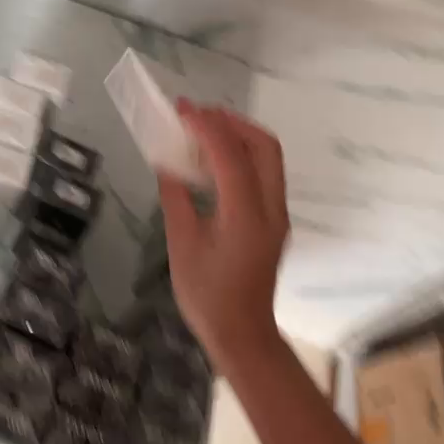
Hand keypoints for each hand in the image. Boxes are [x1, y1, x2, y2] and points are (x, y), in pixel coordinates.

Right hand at [156, 101, 289, 365]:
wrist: (242, 334)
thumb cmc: (207, 295)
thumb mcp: (181, 245)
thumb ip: (176, 197)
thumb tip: (167, 161)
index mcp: (245, 216)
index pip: (230, 155)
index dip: (205, 126)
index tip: (181, 109)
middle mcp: (270, 209)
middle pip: (263, 146)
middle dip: (231, 122)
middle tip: (197, 114)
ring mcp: (277, 214)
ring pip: (268, 157)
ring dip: (238, 135)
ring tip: (202, 129)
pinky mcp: (274, 220)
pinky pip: (264, 173)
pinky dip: (241, 155)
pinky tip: (212, 159)